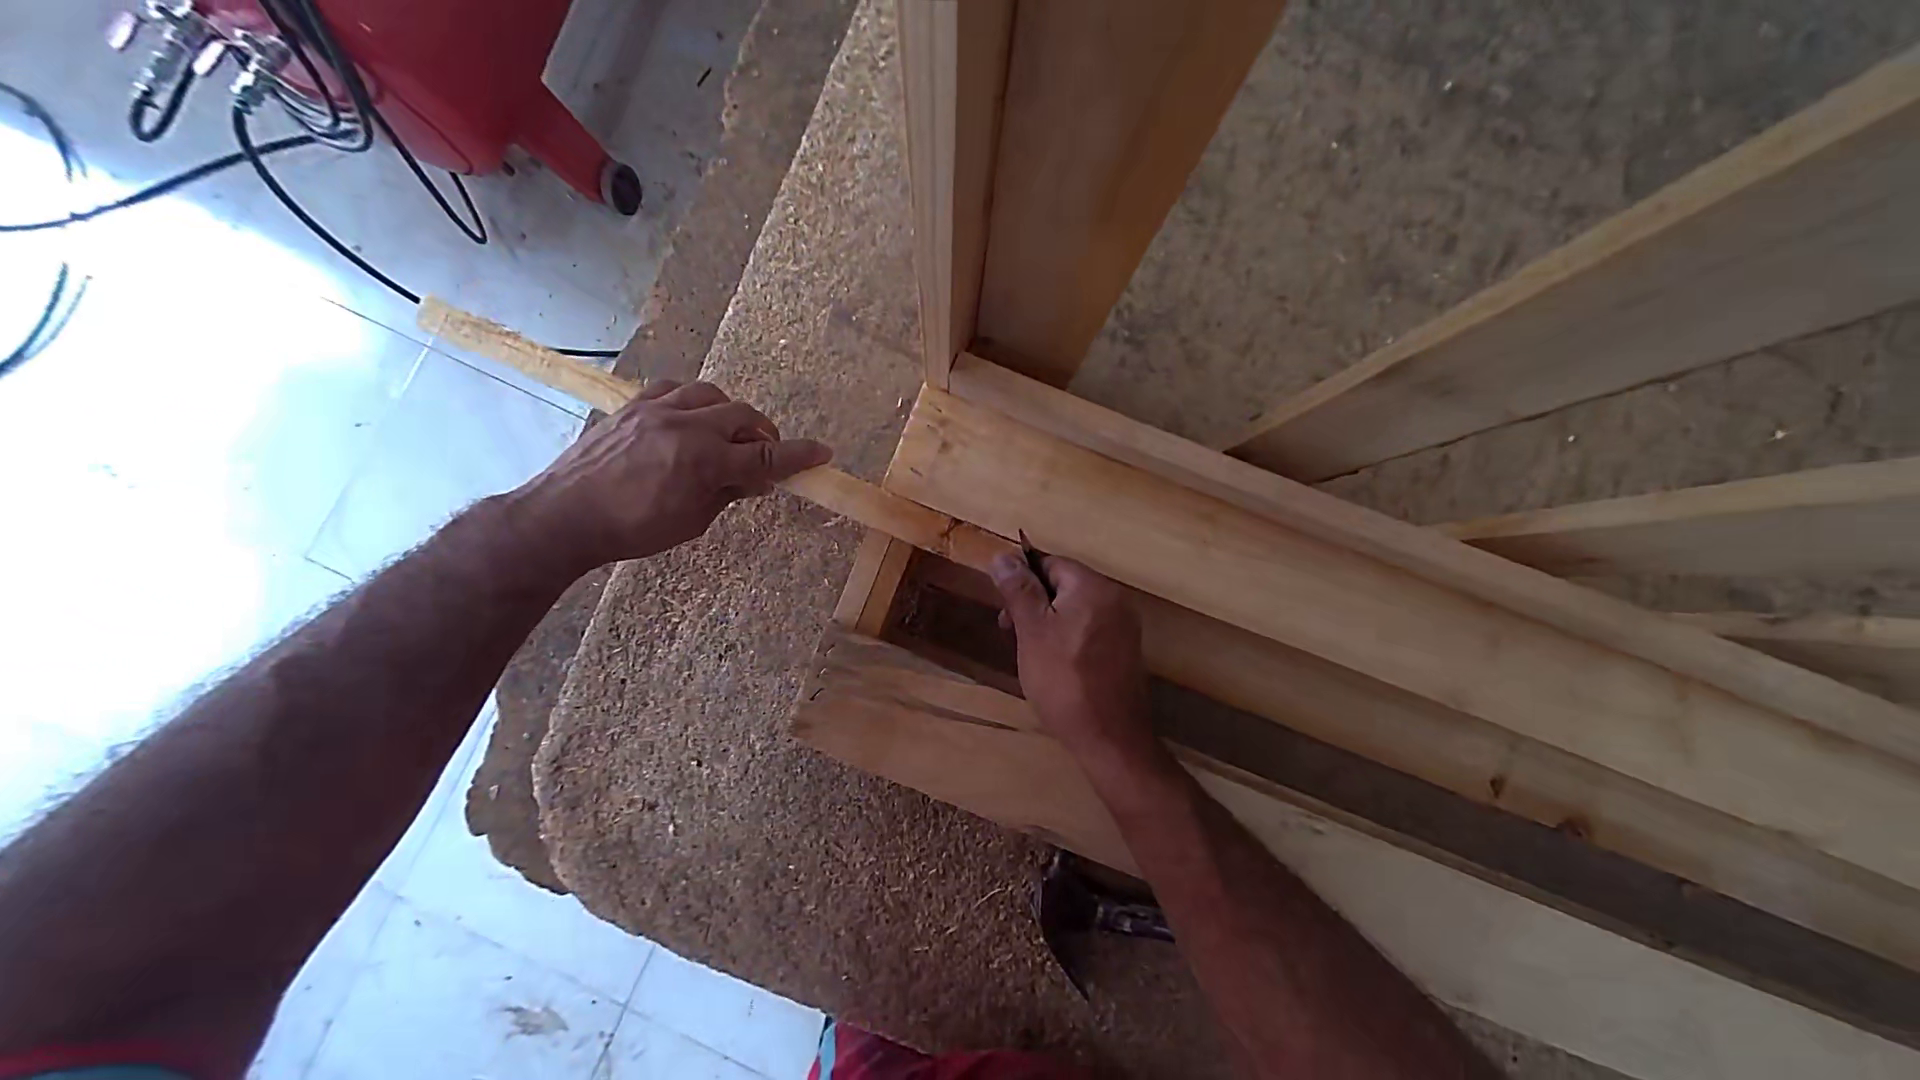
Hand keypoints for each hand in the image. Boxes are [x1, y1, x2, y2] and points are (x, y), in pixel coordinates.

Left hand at [510, 379, 832, 569]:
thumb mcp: (691, 521)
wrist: (565, 516)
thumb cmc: (632, 530)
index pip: (765, 455)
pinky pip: (674, 388)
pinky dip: (694, 401)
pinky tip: (692, 417)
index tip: (823, 452)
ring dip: (730, 413)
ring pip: (712, 394)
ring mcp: (657, 411)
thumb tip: (755, 480)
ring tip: (728, 433)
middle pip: (744, 417)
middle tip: (765, 453)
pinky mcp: (633, 406)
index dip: (799, 455)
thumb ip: (727, 494)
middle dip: (763, 434)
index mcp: (703, 462)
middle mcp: (685, 427)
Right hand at [987, 553, 1153, 753]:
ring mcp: (1123, 627)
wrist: (1109, 738)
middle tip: (1010, 632)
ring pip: (1074, 610)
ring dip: (1046, 623)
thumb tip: (1003, 555)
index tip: (1005, 610)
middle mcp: (1115, 600)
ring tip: (1027, 652)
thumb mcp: (1032, 631)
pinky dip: (1066, 639)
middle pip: (1064, 585)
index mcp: (1094, 587)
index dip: (1023, 581)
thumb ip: (1018, 590)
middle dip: (1033, 604)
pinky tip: (1052, 665)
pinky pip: (1088, 630)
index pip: (1051, 563)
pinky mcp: (1123, 651)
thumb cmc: (1063, 680)